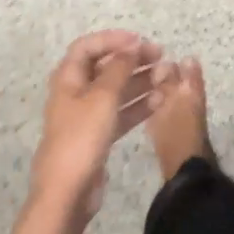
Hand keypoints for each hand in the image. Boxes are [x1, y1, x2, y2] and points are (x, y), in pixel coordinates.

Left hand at [31, 30, 168, 217]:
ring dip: (140, 81)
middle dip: (132, 60)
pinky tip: (160, 102)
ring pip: (116, 91)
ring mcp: (87, 117)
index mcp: (68, 79)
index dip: (112, 39)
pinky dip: (138, 106)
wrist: (67, 194)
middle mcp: (76, 93)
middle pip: (105, 67)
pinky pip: (120, 113)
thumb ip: (119, 68)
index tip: (139, 41)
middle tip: (160, 56)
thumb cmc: (82, 137)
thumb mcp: (103, 97)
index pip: (87, 47)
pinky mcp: (98, 137)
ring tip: (166, 77)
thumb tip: (132, 45)